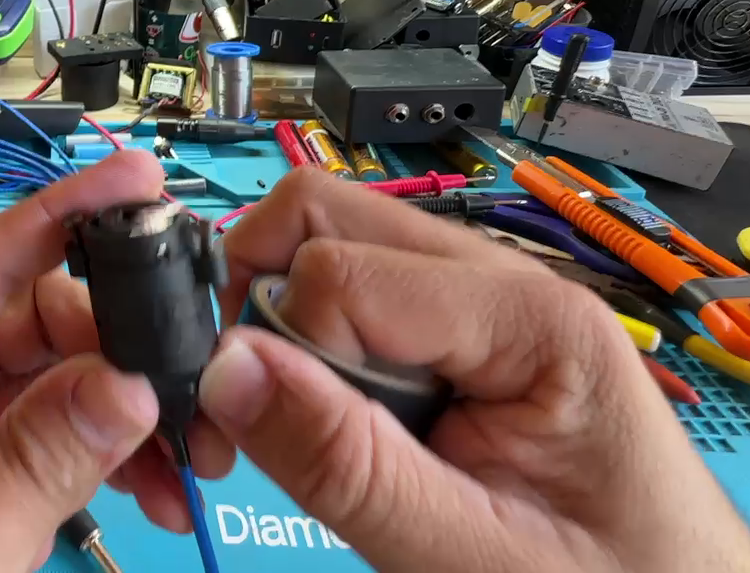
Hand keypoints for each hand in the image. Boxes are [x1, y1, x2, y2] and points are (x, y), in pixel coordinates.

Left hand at [0, 150, 231, 572]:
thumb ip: (35, 465)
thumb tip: (132, 382)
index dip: (60, 209)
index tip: (136, 175)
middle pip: (30, 312)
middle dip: (118, 338)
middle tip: (197, 381)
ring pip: (51, 368)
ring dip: (124, 400)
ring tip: (192, 458)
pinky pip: (47, 421)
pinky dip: (103, 442)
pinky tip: (153, 481)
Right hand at [197, 169, 749, 572]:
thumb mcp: (478, 567)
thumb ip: (348, 466)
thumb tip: (222, 364)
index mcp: (527, 317)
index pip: (337, 272)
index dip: (292, 351)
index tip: (299, 444)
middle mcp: (494, 272)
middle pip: (317, 213)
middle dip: (258, 296)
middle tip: (265, 403)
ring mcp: (468, 287)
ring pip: (315, 240)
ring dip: (275, 319)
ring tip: (301, 421)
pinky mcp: (444, 315)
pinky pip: (336, 284)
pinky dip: (298, 335)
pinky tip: (330, 414)